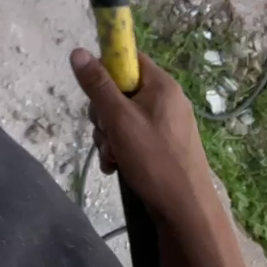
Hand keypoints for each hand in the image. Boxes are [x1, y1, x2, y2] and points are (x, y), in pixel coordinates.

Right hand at [71, 48, 213, 224]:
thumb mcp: (119, 119)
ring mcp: (167, 123)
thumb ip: (97, 85)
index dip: (105, 69)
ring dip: (109, 134)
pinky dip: (121, 147)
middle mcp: (166, 99)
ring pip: (123, 115)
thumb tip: (78, 51)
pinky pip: (134, 134)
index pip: (128, 58)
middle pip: (121, 89)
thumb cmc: (154, 160)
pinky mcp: (165, 145)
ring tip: (111, 156)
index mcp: (161, 85)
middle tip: (105, 130)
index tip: (94, 91)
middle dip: (104, 112)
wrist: (188, 215)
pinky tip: (115, 166)